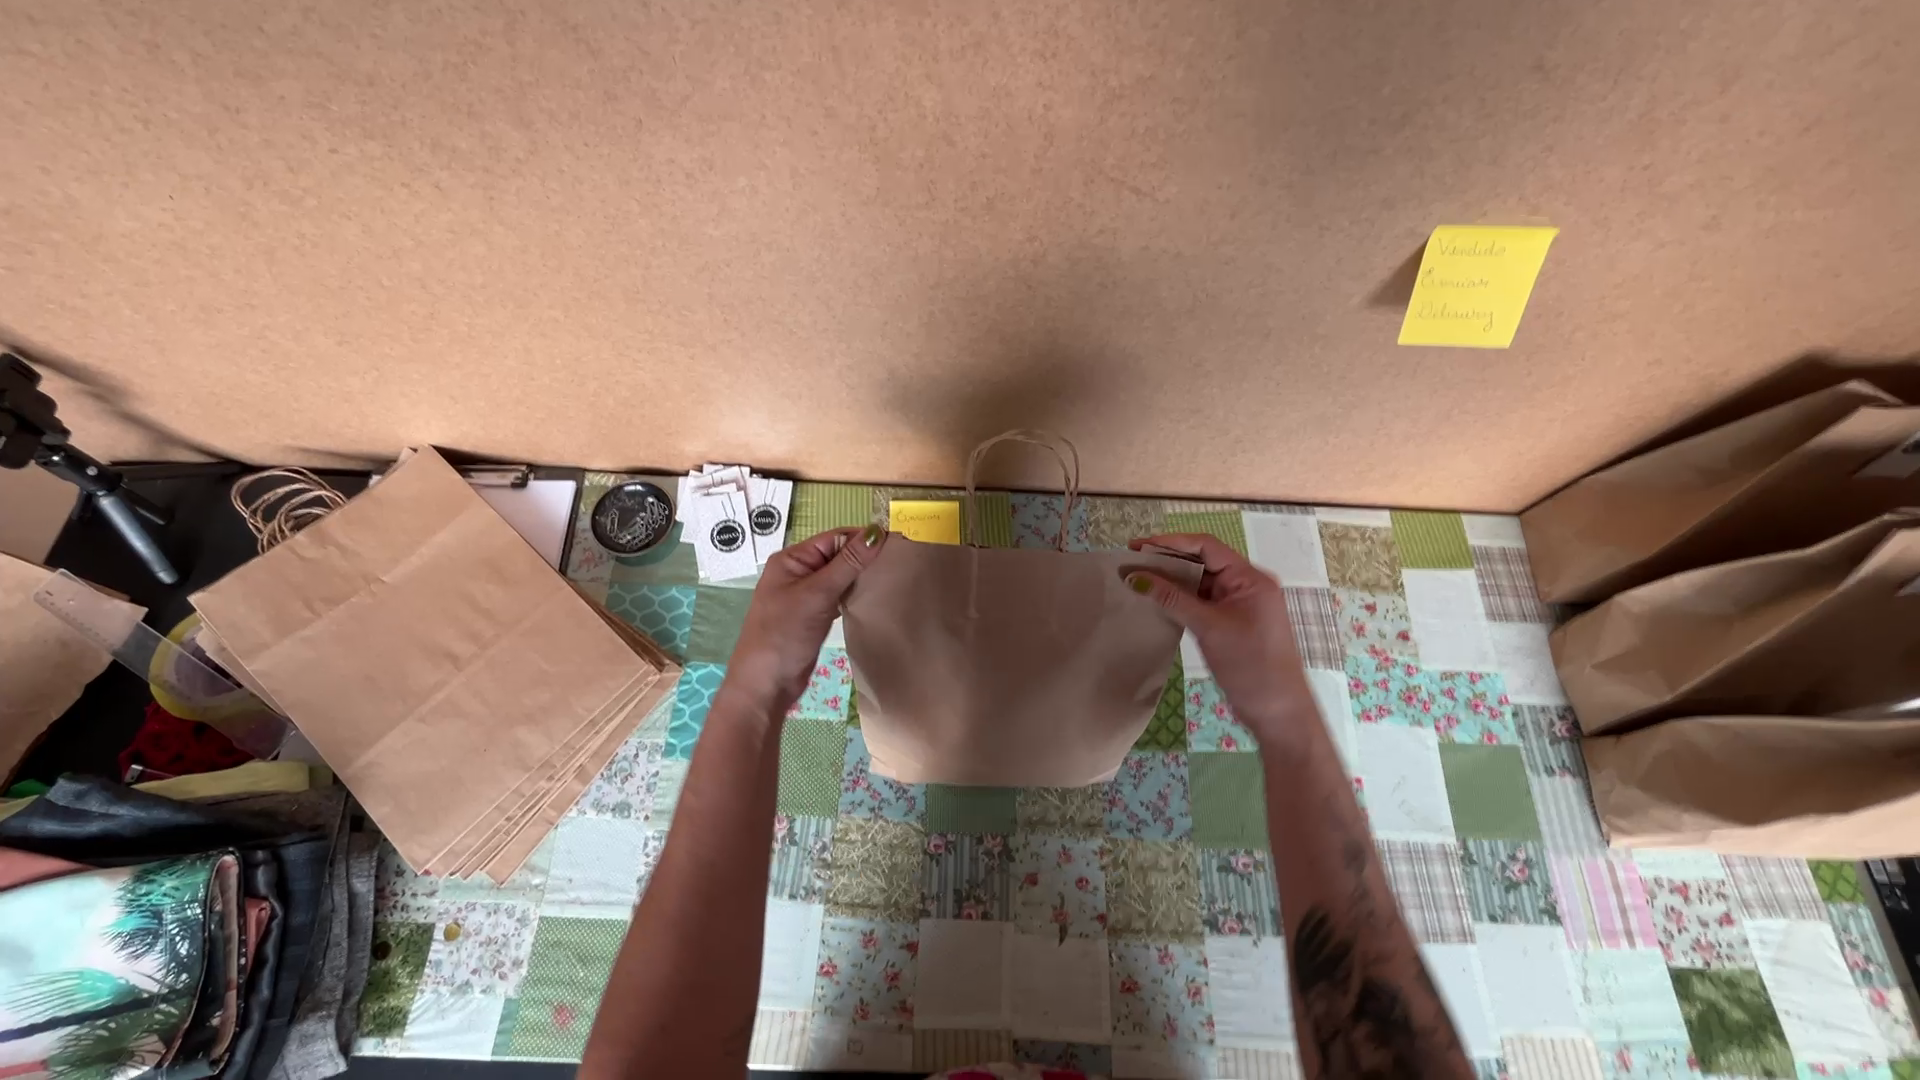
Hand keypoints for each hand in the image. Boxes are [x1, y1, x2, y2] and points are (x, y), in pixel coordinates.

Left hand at [723, 525, 885, 713]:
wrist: (767, 684)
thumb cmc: (785, 634)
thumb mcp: (818, 594)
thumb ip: (848, 563)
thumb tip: (877, 533)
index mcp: (792, 559)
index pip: (835, 538)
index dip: (863, 539)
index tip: (897, 543)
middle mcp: (799, 572)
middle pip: (839, 555)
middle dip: (866, 558)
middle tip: (899, 562)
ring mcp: (806, 595)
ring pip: (841, 577)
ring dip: (862, 577)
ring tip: (892, 577)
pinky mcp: (815, 615)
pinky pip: (839, 596)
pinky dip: (855, 595)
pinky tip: (874, 598)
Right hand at [1124, 533, 1316, 743]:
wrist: (1278, 711)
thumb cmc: (1250, 664)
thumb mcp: (1209, 628)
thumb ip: (1172, 599)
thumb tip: (1135, 577)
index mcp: (1251, 578)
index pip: (1207, 547)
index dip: (1171, 542)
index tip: (1138, 547)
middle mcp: (1247, 585)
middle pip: (1202, 561)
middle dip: (1168, 560)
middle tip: (1132, 563)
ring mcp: (1239, 605)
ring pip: (1200, 583)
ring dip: (1171, 581)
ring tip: (1138, 580)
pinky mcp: (1231, 623)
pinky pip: (1202, 602)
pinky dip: (1180, 599)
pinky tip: (1156, 601)